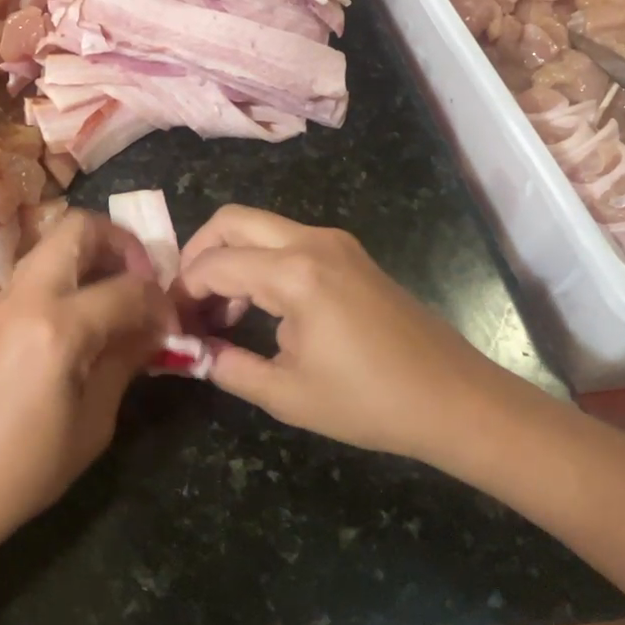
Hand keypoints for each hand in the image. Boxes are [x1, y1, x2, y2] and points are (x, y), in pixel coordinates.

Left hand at [0, 211, 169, 579]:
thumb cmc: (28, 470)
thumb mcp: (93, 423)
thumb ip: (124, 362)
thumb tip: (153, 328)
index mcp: (58, 328)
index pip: (127, 288)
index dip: (160, 302)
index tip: (172, 324)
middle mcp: (26, 298)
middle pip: (78, 229)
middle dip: (120, 243)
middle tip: (140, 280)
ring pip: (50, 246)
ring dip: (88, 257)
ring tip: (113, 298)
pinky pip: (31, 274)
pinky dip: (62, 278)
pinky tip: (78, 318)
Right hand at [178, 205, 518, 463]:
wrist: (456, 401)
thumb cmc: (370, 403)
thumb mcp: (287, 395)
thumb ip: (226, 366)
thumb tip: (189, 351)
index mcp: (295, 273)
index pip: (214, 264)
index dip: (183, 291)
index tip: (168, 322)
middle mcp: (312, 241)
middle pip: (232, 221)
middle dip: (198, 254)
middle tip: (185, 301)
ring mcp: (335, 243)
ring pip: (259, 228)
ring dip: (229, 259)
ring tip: (218, 315)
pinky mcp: (349, 255)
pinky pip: (286, 242)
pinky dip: (259, 263)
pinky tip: (257, 310)